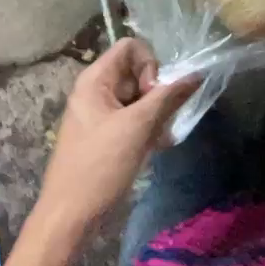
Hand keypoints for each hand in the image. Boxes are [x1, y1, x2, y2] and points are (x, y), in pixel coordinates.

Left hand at [35, 38, 201, 232]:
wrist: (69, 218)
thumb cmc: (100, 167)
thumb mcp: (137, 129)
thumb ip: (167, 97)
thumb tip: (196, 73)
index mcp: (95, 79)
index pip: (131, 47)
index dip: (149, 65)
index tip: (153, 95)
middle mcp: (96, 90)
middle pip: (136, 73)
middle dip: (156, 94)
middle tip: (161, 123)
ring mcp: (100, 114)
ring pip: (137, 99)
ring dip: (154, 115)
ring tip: (159, 140)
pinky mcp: (105, 136)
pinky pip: (132, 120)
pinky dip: (146, 129)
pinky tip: (155, 149)